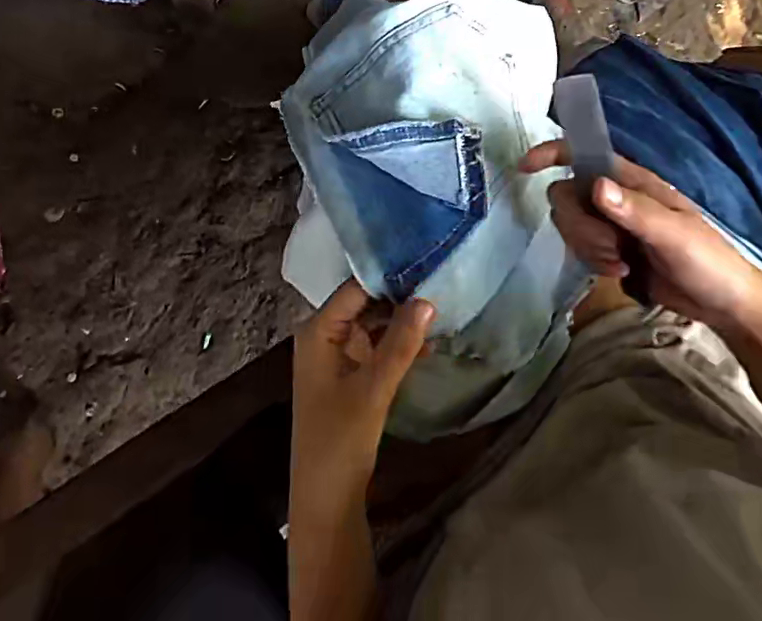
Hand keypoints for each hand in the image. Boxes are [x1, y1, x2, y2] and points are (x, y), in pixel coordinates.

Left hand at [291, 279, 434, 506]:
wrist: (325, 498)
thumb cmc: (340, 439)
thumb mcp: (374, 388)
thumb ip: (401, 343)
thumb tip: (428, 299)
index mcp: (318, 330)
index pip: (357, 288)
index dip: (390, 276)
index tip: (427, 264)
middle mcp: (324, 334)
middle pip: (366, 301)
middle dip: (400, 295)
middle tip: (441, 282)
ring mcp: (337, 352)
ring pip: (374, 321)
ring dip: (403, 318)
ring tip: (442, 305)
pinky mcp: (350, 370)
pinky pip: (377, 343)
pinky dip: (399, 341)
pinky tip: (429, 341)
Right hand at [521, 140, 761, 331]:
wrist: (723, 303)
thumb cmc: (707, 259)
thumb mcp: (675, 234)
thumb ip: (634, 210)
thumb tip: (595, 186)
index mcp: (632, 181)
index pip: (585, 155)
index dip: (553, 154)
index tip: (526, 167)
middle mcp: (616, 197)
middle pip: (567, 197)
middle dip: (581, 226)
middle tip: (613, 248)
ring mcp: (612, 224)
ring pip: (571, 224)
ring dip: (588, 247)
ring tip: (621, 263)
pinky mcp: (609, 249)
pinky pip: (580, 247)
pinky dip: (592, 261)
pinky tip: (621, 272)